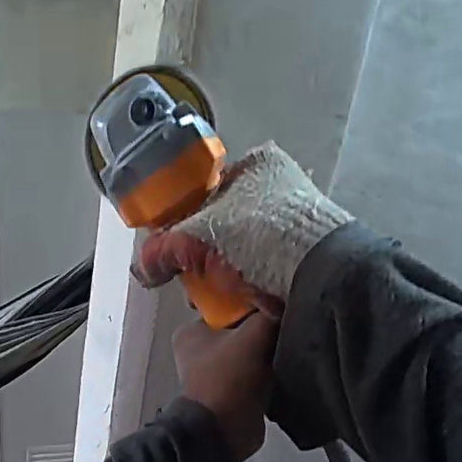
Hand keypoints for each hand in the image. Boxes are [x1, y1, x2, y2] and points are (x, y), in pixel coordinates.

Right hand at [136, 142, 351, 305]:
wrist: (318, 274)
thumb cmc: (258, 238)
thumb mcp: (196, 238)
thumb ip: (161, 250)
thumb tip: (143, 268)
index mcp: (256, 163)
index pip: (206, 192)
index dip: (184, 223)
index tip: (176, 250)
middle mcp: (280, 184)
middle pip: (223, 223)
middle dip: (205, 254)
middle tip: (194, 277)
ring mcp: (297, 218)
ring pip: (242, 248)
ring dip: (225, 273)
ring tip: (217, 293)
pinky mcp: (306, 252)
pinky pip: (262, 267)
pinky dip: (248, 283)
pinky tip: (240, 299)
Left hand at [173, 311, 277, 461]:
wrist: (223, 432)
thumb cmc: (229, 377)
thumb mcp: (252, 334)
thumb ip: (270, 314)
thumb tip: (283, 308)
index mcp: (191, 331)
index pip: (228, 306)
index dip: (253, 305)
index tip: (276, 310)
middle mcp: (199, 351)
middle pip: (242, 330)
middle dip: (264, 331)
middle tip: (285, 332)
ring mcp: (215, 374)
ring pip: (253, 353)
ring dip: (270, 355)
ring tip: (287, 353)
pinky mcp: (232, 393)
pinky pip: (258, 374)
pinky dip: (271, 374)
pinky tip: (285, 371)